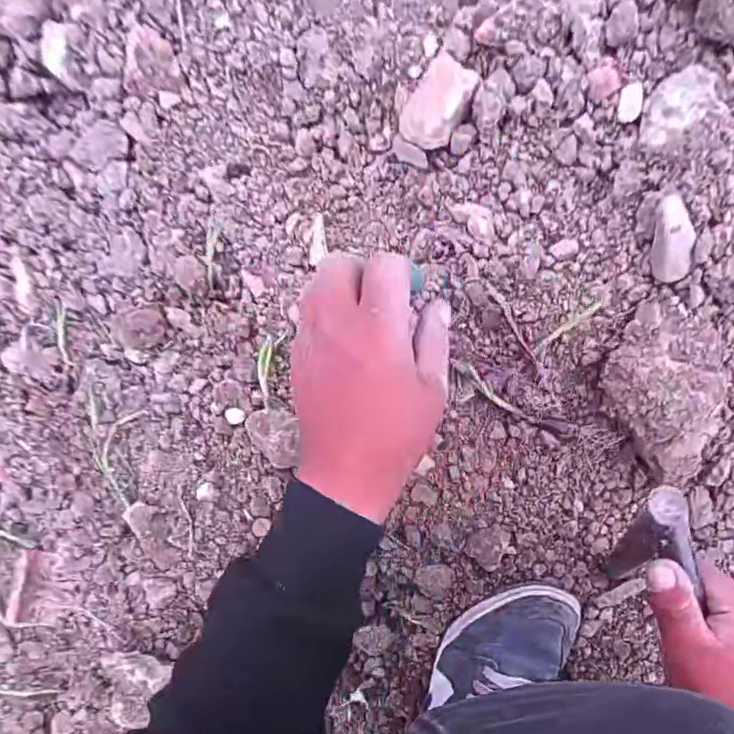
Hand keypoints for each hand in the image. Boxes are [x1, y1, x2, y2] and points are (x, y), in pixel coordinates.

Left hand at [291, 253, 450, 522]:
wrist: (347, 470)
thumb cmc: (397, 434)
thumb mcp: (432, 389)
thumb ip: (435, 338)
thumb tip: (437, 305)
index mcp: (379, 328)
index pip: (385, 264)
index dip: (404, 271)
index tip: (414, 293)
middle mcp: (337, 322)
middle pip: (341, 263)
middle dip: (366, 272)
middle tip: (386, 301)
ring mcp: (310, 337)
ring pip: (317, 284)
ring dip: (343, 291)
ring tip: (366, 323)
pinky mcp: (296, 354)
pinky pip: (308, 314)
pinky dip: (328, 315)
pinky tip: (348, 346)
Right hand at [645, 558, 733, 711]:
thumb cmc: (715, 694)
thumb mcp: (686, 645)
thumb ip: (674, 604)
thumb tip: (662, 567)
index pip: (699, 571)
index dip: (676, 591)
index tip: (671, 614)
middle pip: (706, 590)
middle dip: (686, 611)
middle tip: (683, 640)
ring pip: (713, 608)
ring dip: (696, 625)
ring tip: (695, 653)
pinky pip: (722, 624)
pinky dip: (708, 636)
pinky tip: (705, 658)